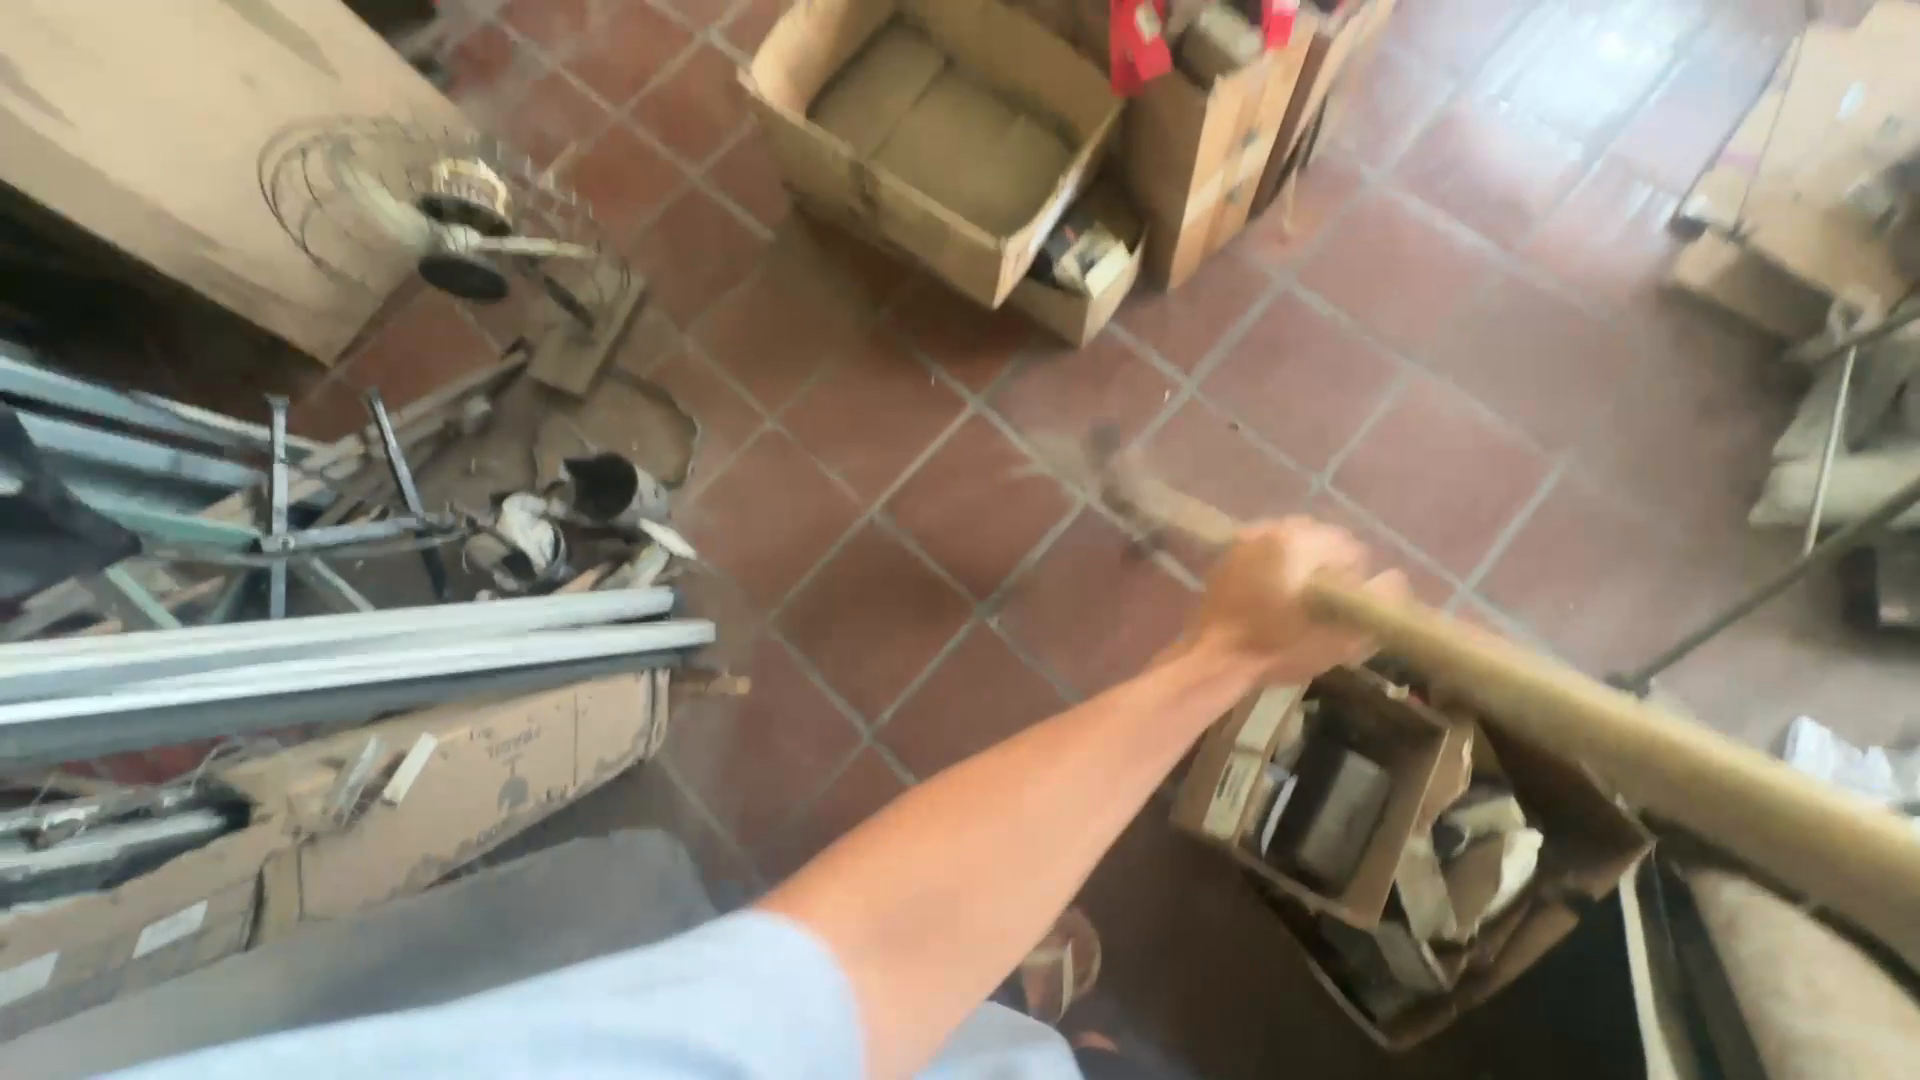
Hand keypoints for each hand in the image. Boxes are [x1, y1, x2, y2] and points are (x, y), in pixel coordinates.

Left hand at [1187, 516, 1408, 681]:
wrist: (1215, 658)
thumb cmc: (1279, 647)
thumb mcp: (1341, 634)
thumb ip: (1379, 600)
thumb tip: (1394, 578)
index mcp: (1299, 541)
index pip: (1350, 548)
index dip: (1356, 578)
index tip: (1348, 607)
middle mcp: (1270, 529)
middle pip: (1318, 540)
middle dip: (1328, 566)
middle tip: (1325, 604)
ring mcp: (1243, 541)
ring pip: (1290, 544)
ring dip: (1301, 565)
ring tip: (1299, 601)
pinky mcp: (1225, 557)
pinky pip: (1263, 553)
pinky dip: (1274, 567)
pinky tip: (1273, 597)